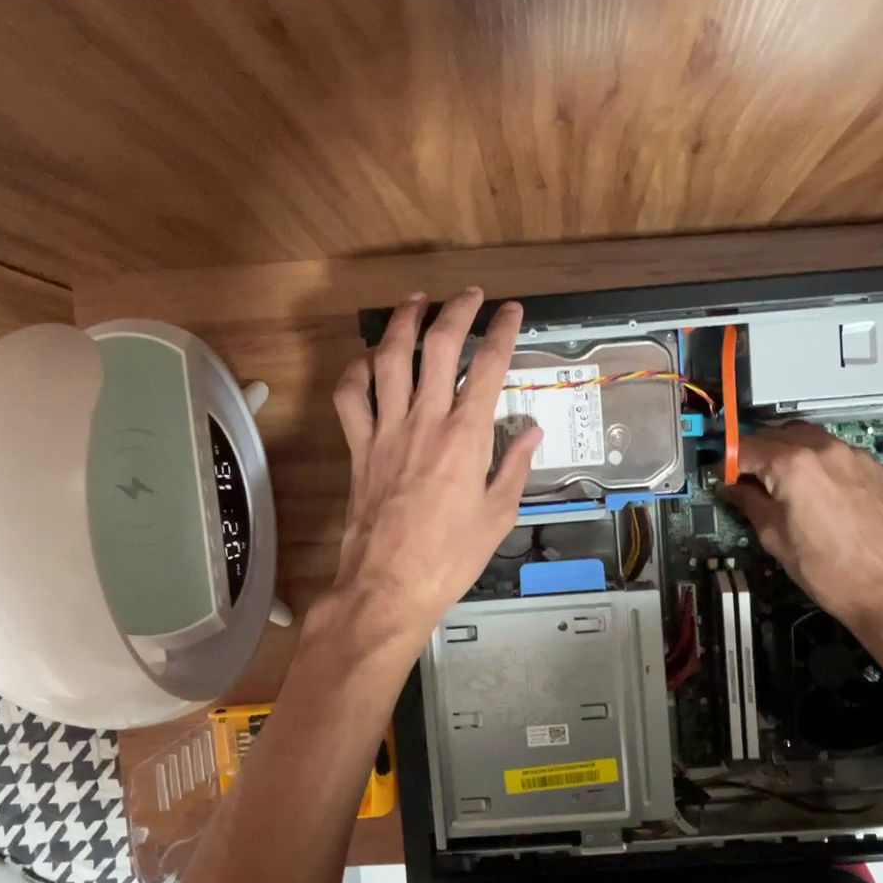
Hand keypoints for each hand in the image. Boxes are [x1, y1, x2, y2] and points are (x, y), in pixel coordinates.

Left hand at [320, 288, 541, 654]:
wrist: (389, 586)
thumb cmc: (450, 558)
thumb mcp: (499, 516)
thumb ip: (514, 467)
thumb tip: (532, 432)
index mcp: (466, 438)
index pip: (488, 367)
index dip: (502, 331)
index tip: (511, 312)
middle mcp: (424, 422)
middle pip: (438, 347)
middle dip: (456, 311)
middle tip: (469, 296)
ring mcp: (385, 431)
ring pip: (390, 359)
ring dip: (403, 323)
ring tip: (415, 301)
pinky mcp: (358, 448)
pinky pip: (350, 397)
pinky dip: (356, 372)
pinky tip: (368, 361)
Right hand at [722, 422, 882, 639]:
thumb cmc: (830, 571)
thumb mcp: (776, 539)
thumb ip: (751, 505)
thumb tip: (734, 490)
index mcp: (792, 466)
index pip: (746, 447)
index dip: (728, 462)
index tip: (722, 476)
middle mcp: (822, 449)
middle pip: (775, 434)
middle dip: (756, 452)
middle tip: (746, 480)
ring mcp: (851, 454)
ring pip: (806, 436)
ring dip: (785, 449)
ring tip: (779, 480)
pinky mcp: (871, 466)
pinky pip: (832, 449)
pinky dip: (815, 458)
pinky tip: (813, 486)